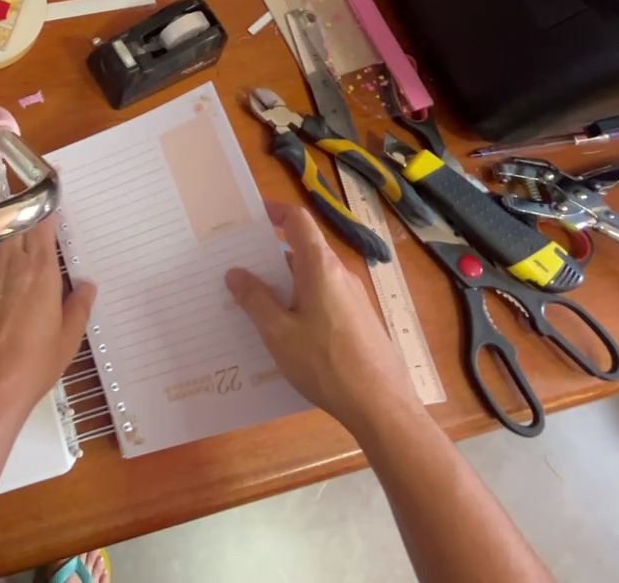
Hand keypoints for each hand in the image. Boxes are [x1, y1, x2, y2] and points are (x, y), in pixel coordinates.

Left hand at [0, 215, 96, 419]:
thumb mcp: (68, 337)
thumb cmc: (30, 365)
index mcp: (41, 270)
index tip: (51, 197)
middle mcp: (11, 262)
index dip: (47, 206)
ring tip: (10, 225)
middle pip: (17, 221)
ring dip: (3, 225)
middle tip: (32, 209)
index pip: (43, 223)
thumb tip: (87, 287)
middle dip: (25, 212)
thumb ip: (80, 305)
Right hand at [226, 201, 421, 435]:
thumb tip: (235, 273)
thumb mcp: (279, 333)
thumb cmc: (326, 364)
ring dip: (283, 281)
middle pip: (302, 249)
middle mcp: (339, 275)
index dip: (274, 211)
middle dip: (269, 253)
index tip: (250, 215)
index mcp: (320, 267)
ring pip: (311, 276)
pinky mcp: (358, 321)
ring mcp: (353, 299)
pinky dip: (300, 300)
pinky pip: (323, 297)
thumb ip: (255, 299)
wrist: (383, 408)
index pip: (298, 221)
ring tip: (253, 300)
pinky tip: (284, 329)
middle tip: (238, 265)